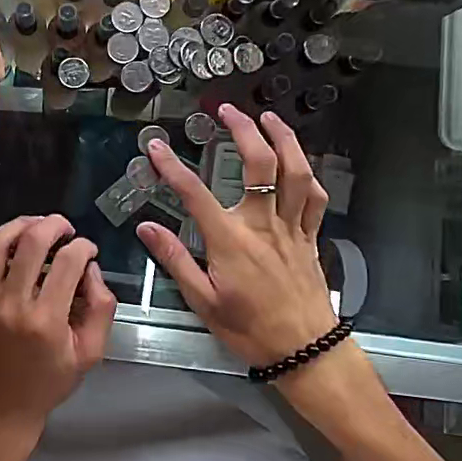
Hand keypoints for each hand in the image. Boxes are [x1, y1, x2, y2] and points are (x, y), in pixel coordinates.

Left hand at [0, 215, 117, 425]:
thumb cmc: (48, 380)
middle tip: (64, 229)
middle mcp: (10, 307)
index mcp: (45, 321)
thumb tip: (90, 268)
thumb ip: (101, 307)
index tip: (87, 250)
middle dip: (55, 224)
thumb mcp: (90, 352)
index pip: (68, 261)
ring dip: (20, 225)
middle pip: (32, 242)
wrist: (0, 407)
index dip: (84, 246)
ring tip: (35, 228)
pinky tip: (2, 241)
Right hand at [136, 104, 334, 366]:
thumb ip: (176, 260)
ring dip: (284, 139)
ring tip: (269, 118)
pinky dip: (307, 174)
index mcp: (231, 240)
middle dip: (243, 130)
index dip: (171, 167)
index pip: (194, 194)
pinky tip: (298, 162)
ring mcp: (292, 227)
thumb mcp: (204, 302)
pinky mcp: (310, 236)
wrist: (304, 350)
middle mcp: (263, 224)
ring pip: (295, 171)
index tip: (155, 147)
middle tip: (227, 110)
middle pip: (258, 164)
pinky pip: (314, 197)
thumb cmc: (250, 329)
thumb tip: (147, 228)